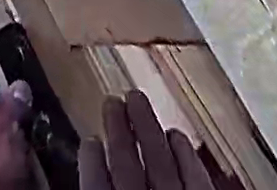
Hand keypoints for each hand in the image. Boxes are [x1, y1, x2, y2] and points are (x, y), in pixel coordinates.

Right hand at [79, 91, 215, 189]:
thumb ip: (96, 183)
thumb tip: (79, 164)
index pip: (95, 186)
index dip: (90, 162)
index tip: (89, 141)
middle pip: (125, 165)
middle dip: (117, 129)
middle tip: (111, 100)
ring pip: (158, 164)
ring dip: (145, 127)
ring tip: (135, 97)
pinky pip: (197, 180)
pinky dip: (186, 156)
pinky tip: (177, 135)